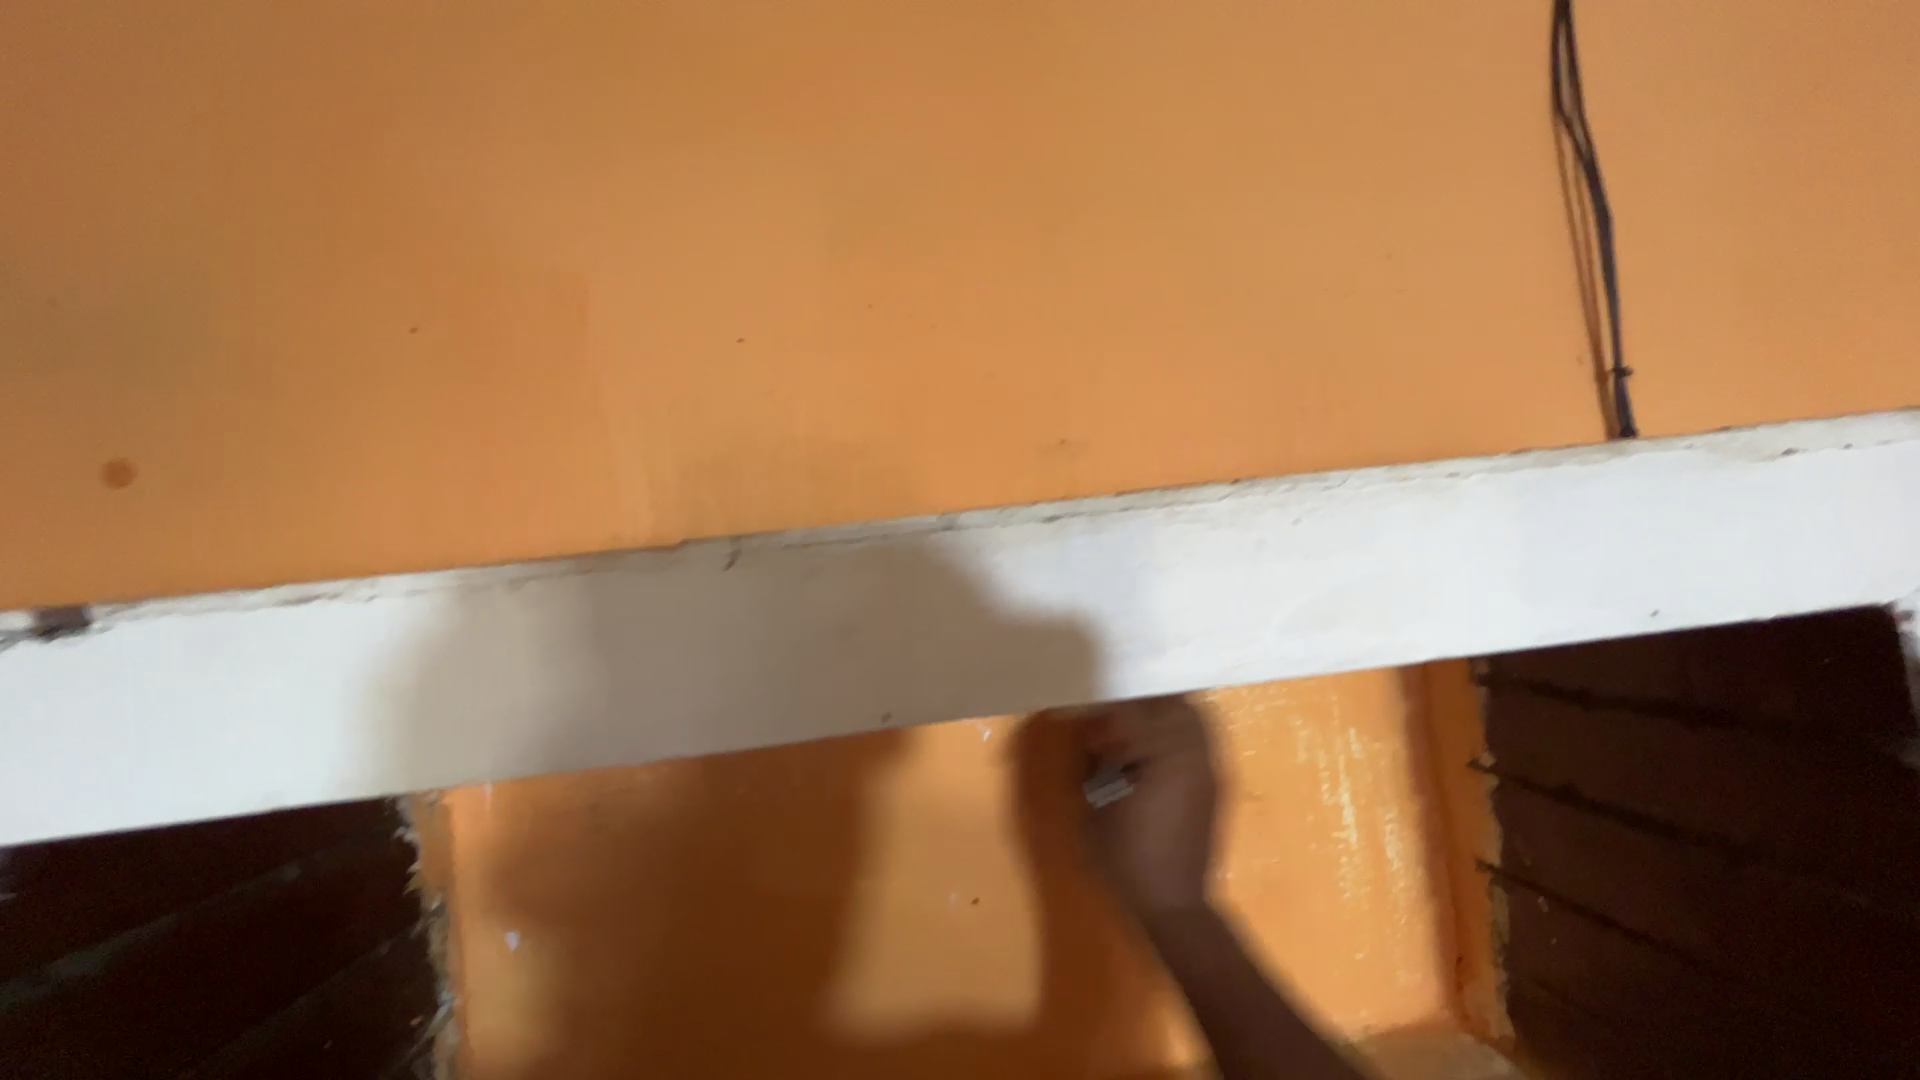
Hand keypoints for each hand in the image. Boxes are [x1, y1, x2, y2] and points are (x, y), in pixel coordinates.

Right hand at [1072, 695, 1220, 917]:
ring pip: (1194, 716)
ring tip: (1134, 718)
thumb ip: (1095, 759)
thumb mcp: (1095, 805)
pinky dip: (1179, 728)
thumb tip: (1095, 728)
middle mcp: (1196, 755)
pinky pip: (1202, 738)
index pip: (1138, 708)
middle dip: (1142, 697)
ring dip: (1164, 709)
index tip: (1091, 700)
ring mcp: (1212, 768)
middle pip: (1175, 702)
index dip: (1112, 700)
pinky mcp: (1217, 782)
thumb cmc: (1126, 858)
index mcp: (1164, 757)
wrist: (1174, 905)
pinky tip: (1154, 744)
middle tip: (1114, 703)